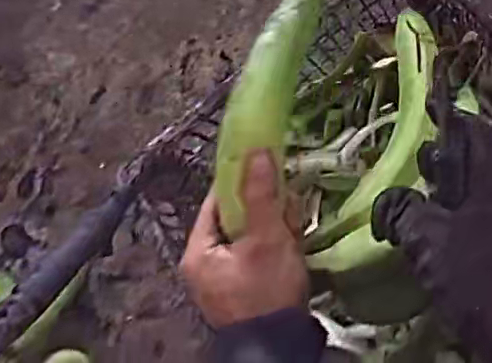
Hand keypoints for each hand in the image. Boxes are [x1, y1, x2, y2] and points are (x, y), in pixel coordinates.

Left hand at [180, 149, 310, 326]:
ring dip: (278, 220)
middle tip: (285, 209)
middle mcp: (207, 259)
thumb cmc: (265, 288)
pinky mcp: (247, 277)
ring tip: (291, 230)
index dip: (242, 179)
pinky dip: (279, 237)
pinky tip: (292, 242)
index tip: (268, 167)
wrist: (279, 341)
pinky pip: (262, 242)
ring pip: (255, 224)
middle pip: (239, 210)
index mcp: (199, 250)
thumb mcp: (265, 237)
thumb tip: (257, 151)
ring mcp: (227, 270)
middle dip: (268, 205)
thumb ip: (261, 194)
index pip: (217, 198)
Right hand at [371, 84, 491, 362]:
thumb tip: (389, 200)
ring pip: (473, 172)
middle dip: (446, 140)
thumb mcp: (429, 240)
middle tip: (420, 142)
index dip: (449, 110)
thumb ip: (404, 212)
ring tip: (422, 174)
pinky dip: (453, 194)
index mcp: (490, 170)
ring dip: (449, 169)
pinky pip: (474, 196)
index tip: (430, 98)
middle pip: (474, 145)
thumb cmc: (475, 271)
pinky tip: (432, 210)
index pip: (470, 125)